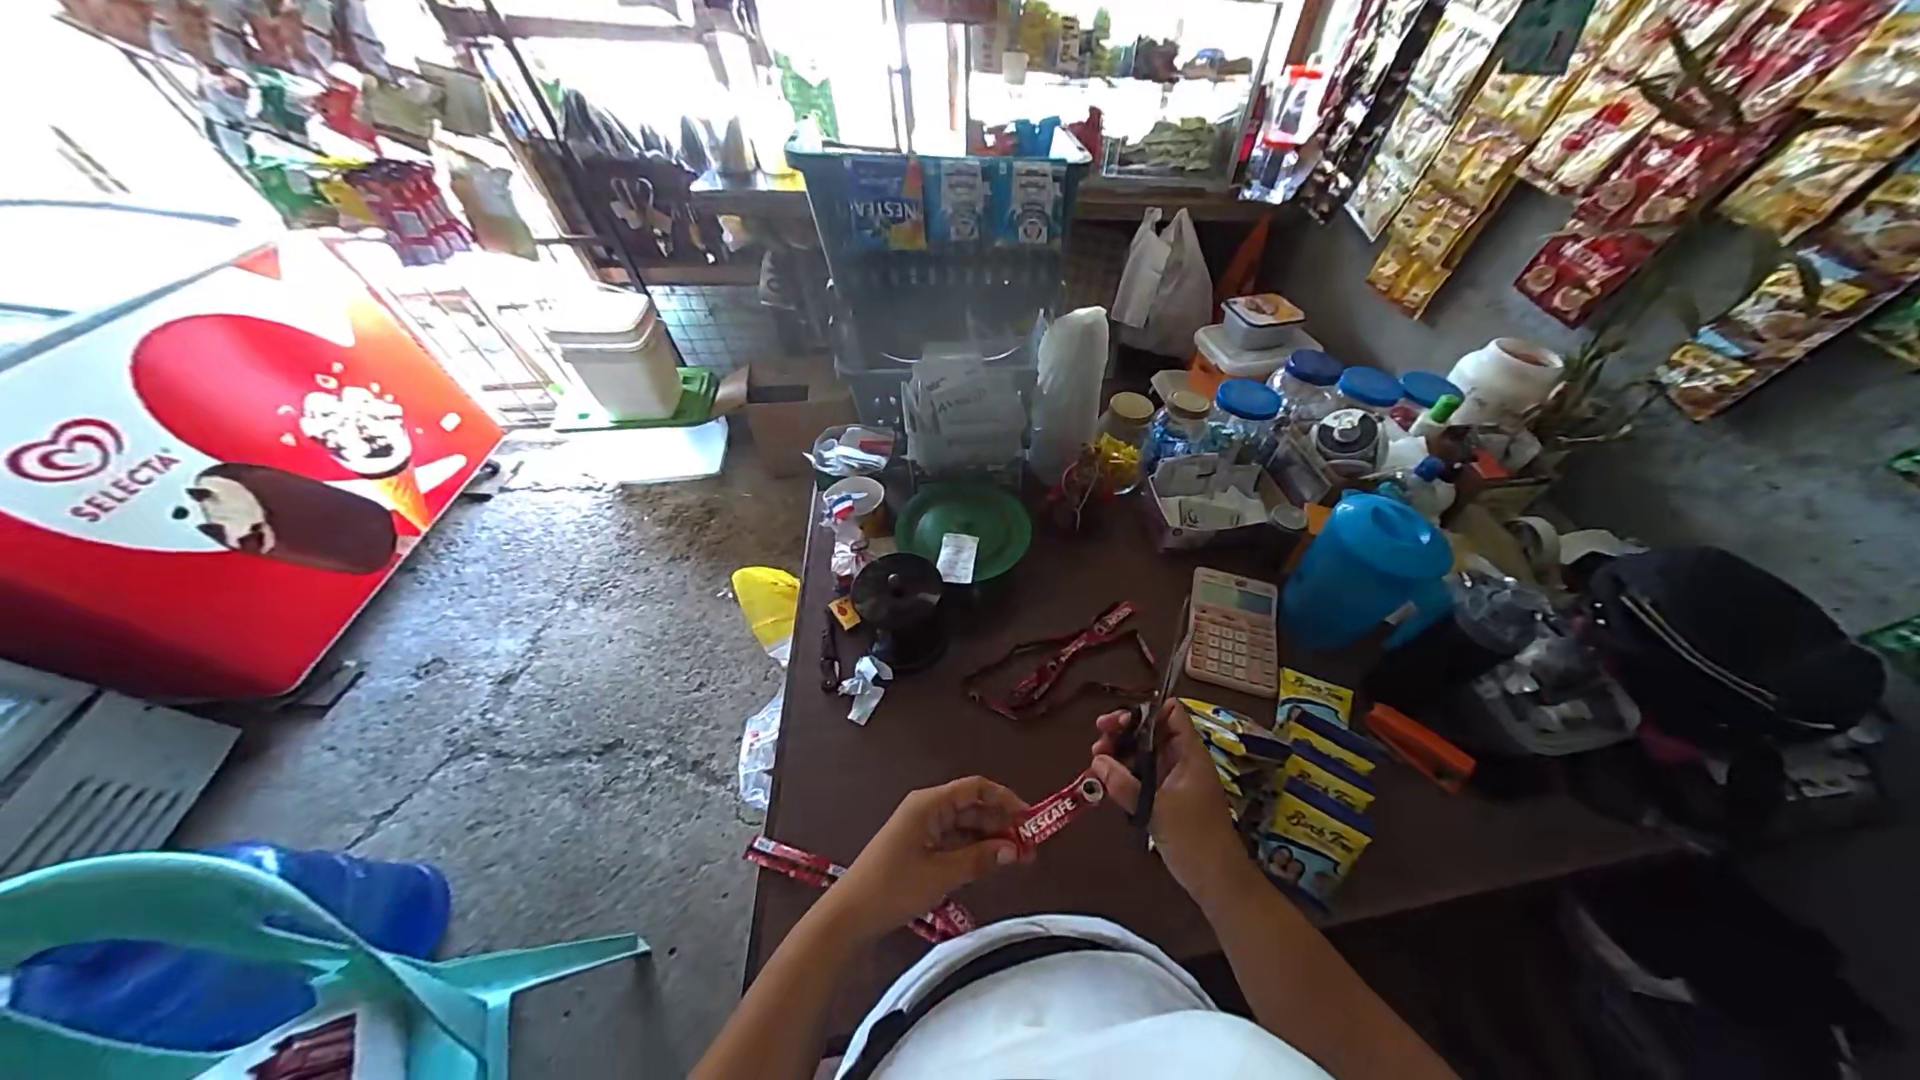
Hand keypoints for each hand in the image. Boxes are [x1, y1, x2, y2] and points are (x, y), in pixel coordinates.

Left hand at [821, 776, 1031, 940]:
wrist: (851, 914)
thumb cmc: (894, 887)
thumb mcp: (942, 874)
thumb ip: (980, 859)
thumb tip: (1014, 849)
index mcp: (929, 804)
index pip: (975, 788)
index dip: (1005, 799)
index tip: (1030, 818)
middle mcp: (927, 808)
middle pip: (972, 806)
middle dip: (1002, 823)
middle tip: (1031, 846)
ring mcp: (923, 827)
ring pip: (965, 824)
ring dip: (991, 838)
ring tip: (1019, 858)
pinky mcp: (920, 845)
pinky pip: (955, 839)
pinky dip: (975, 848)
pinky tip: (993, 862)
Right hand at [1090, 701, 1256, 907]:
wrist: (1217, 881)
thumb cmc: (1195, 839)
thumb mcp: (1157, 809)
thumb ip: (1125, 783)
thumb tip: (1097, 761)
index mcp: (1189, 754)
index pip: (1170, 713)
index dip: (1144, 710)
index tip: (1118, 723)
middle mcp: (1181, 759)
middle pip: (1150, 730)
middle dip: (1122, 731)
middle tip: (1099, 741)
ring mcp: (1173, 777)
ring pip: (1142, 751)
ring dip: (1119, 751)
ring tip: (1096, 761)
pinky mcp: (1164, 796)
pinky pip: (1141, 773)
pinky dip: (1123, 771)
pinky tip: (1105, 779)